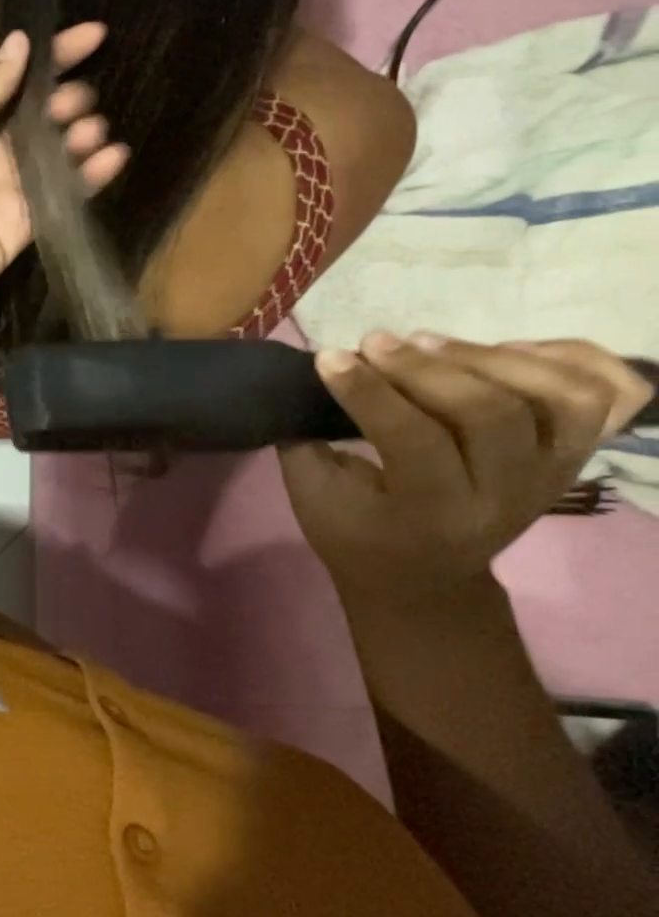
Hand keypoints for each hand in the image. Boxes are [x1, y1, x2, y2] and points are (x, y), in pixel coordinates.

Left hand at [0, 27, 127, 340]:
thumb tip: (19, 42)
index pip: (9, 84)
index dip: (49, 59)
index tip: (93, 35)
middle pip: (37, 117)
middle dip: (64, 100)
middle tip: (74, 102)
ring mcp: (4, 192)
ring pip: (55, 154)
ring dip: (79, 136)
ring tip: (89, 129)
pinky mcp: (21, 227)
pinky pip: (62, 196)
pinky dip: (89, 177)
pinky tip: (112, 157)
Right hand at [280, 333, 653, 603]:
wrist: (421, 575)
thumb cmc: (353, 532)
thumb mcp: (312, 494)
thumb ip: (307, 438)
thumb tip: (318, 372)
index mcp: (434, 513)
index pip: (413, 440)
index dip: (368, 392)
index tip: (329, 356)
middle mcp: (508, 495)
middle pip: (492, 414)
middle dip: (426, 368)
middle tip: (377, 342)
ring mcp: (554, 473)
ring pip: (560, 398)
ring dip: (493, 358)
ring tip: (433, 343)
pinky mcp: (575, 456)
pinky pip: (610, 394)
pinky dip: (567, 359)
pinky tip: (504, 350)